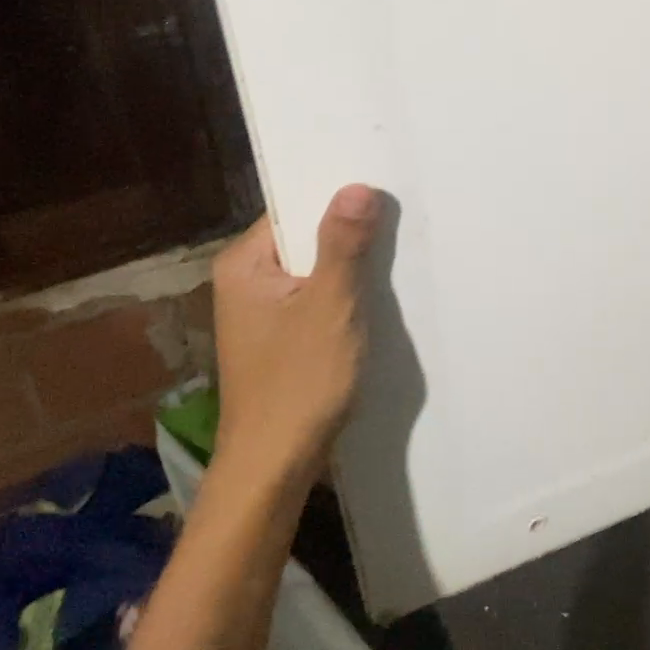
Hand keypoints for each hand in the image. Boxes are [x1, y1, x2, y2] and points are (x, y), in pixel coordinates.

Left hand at [212, 185, 383, 480]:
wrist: (276, 462)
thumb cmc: (300, 381)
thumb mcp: (331, 306)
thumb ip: (344, 245)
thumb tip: (356, 187)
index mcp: (244, 265)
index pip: (294, 208)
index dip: (338, 196)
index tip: (385, 186)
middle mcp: (247, 280)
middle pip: (308, 237)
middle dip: (353, 230)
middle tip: (404, 214)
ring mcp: (264, 310)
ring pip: (319, 268)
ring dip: (355, 263)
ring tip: (403, 247)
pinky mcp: (284, 335)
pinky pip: (321, 295)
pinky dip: (350, 291)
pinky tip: (382, 292)